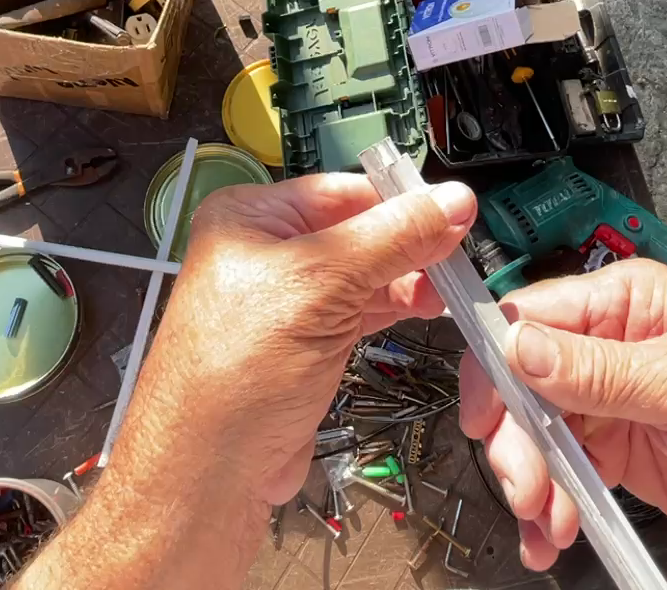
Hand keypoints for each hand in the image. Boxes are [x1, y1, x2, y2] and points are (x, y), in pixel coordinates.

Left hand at [114, 174, 476, 507]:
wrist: (208, 476)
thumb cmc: (243, 368)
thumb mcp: (322, 284)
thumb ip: (393, 239)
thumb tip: (455, 200)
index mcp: (252, 215)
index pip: (342, 191)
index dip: (400, 201)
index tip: (456, 211)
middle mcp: (268, 249)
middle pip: (357, 230)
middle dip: (409, 244)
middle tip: (458, 257)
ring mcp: (289, 297)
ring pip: (365, 271)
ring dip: (409, 277)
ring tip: (449, 288)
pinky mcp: (308, 338)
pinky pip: (361, 306)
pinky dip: (395, 304)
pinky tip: (426, 305)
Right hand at [459, 259, 666, 570]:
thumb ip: (598, 370)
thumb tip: (522, 347)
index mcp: (622, 303)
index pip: (535, 314)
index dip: (498, 356)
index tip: (484, 405)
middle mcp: (604, 344)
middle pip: (525, 377)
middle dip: (515, 433)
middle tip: (523, 481)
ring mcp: (605, 397)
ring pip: (536, 428)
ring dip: (531, 475)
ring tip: (545, 518)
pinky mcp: (612, 446)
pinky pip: (562, 468)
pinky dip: (552, 502)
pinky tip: (553, 528)